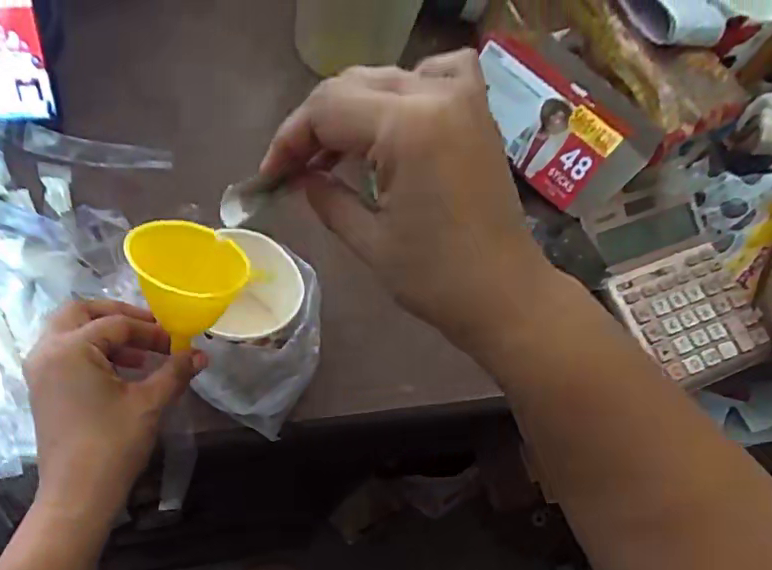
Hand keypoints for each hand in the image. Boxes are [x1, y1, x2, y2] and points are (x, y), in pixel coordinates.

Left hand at [23, 298, 204, 530]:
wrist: (78, 495)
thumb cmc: (112, 446)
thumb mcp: (148, 405)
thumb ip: (174, 373)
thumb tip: (200, 354)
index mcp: (69, 347)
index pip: (114, 324)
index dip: (149, 331)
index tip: (176, 343)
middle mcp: (46, 351)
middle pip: (80, 314)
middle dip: (117, 319)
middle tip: (149, 333)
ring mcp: (39, 372)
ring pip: (70, 335)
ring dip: (104, 338)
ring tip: (140, 358)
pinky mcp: (42, 392)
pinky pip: (65, 357)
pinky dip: (90, 356)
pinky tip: (119, 376)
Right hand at [260, 50, 553, 350]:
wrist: (502, 291)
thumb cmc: (434, 277)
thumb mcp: (370, 241)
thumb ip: (328, 200)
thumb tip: (299, 179)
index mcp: (407, 126)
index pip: (328, 109)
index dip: (290, 139)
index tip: (270, 175)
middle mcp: (436, 93)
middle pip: (353, 85)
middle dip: (314, 125)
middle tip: (292, 169)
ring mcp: (463, 95)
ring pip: (385, 78)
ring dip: (350, 111)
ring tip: (330, 156)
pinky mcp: (477, 109)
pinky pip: (430, 75)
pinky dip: (400, 92)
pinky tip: (388, 124)